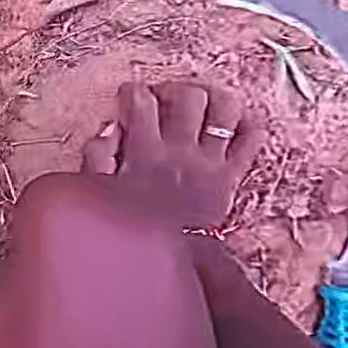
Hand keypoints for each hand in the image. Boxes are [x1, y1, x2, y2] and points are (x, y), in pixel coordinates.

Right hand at [77, 81, 264, 229]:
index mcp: (145, 153)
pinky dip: (245, 123)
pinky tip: (228, 123)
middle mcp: (182, 151)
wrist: (169, 259)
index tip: (128, 95)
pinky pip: (252, 137)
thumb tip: (112, 126)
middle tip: (163, 98)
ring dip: (211, 98)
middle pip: (188, 96)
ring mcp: (212, 162)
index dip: (133, 91)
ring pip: (225, 108)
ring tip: (198, 103)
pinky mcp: (233, 175)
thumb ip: (98, 154)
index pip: (141, 102)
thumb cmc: (127, 223)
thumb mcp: (96, 189)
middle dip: (173, 89)